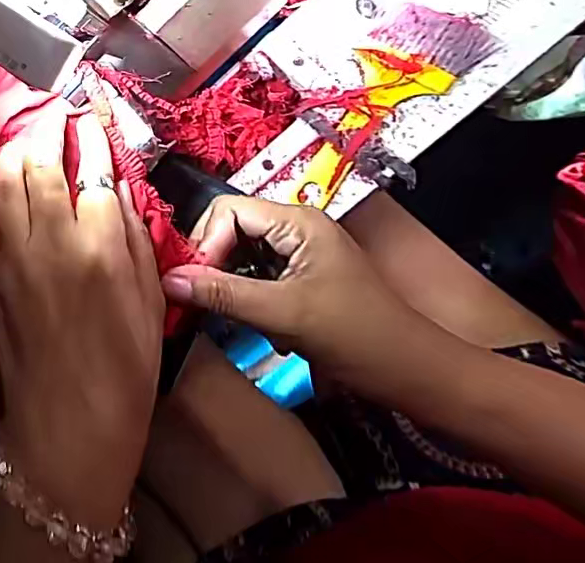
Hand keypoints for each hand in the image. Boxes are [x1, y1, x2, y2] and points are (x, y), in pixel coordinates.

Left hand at [0, 108, 163, 529]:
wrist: (67, 431)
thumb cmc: (124, 369)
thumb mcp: (150, 299)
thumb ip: (134, 234)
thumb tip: (116, 186)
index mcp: (99, 248)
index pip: (93, 168)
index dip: (92, 135)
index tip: (90, 117)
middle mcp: (49, 242)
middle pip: (39, 161)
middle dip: (49, 126)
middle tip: (59, 114)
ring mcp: (9, 257)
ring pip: (3, 179)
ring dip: (18, 148)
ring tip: (33, 139)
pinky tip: (3, 185)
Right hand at [159, 194, 437, 394]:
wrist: (414, 374)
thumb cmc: (358, 336)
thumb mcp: (285, 315)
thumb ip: (224, 294)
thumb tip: (170, 280)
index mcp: (297, 220)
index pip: (228, 210)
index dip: (206, 243)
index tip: (195, 283)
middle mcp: (296, 225)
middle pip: (232, 227)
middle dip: (214, 262)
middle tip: (205, 300)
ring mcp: (300, 249)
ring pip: (242, 251)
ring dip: (232, 282)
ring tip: (234, 313)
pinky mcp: (302, 273)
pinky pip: (257, 272)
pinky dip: (249, 294)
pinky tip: (258, 321)